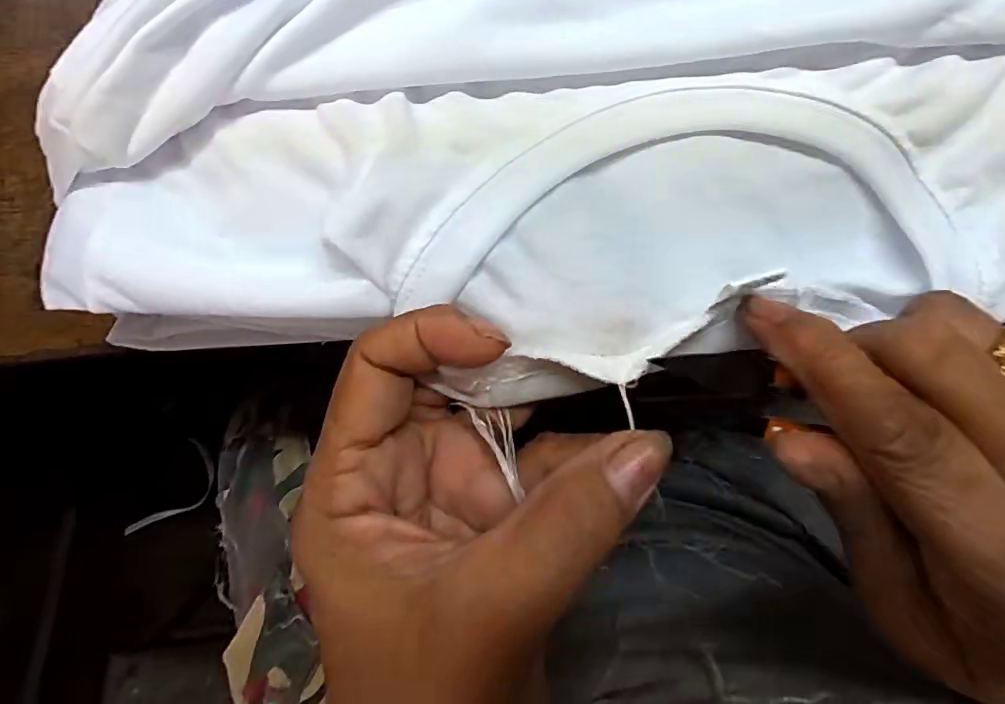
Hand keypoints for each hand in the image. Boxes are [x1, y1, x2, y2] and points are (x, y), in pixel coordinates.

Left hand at [292, 306, 671, 703]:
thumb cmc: (434, 694)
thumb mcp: (490, 606)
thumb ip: (570, 524)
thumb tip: (649, 447)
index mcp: (355, 483)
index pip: (375, 370)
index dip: (428, 336)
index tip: (497, 344)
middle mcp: (401, 470)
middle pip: (444, 379)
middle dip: (505, 363)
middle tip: (567, 347)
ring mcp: (456, 486)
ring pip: (503, 414)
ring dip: (557, 401)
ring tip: (608, 378)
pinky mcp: (502, 509)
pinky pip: (545, 460)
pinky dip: (587, 457)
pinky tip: (629, 456)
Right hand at [741, 293, 1004, 703]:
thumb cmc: (993, 646)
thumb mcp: (901, 606)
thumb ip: (850, 509)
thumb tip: (785, 432)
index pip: (907, 437)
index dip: (828, 365)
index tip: (765, 317)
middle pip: (931, 357)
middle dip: (855, 344)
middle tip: (824, 370)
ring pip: (959, 326)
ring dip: (897, 339)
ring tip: (894, 387)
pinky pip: (995, 332)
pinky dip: (945, 348)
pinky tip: (953, 396)